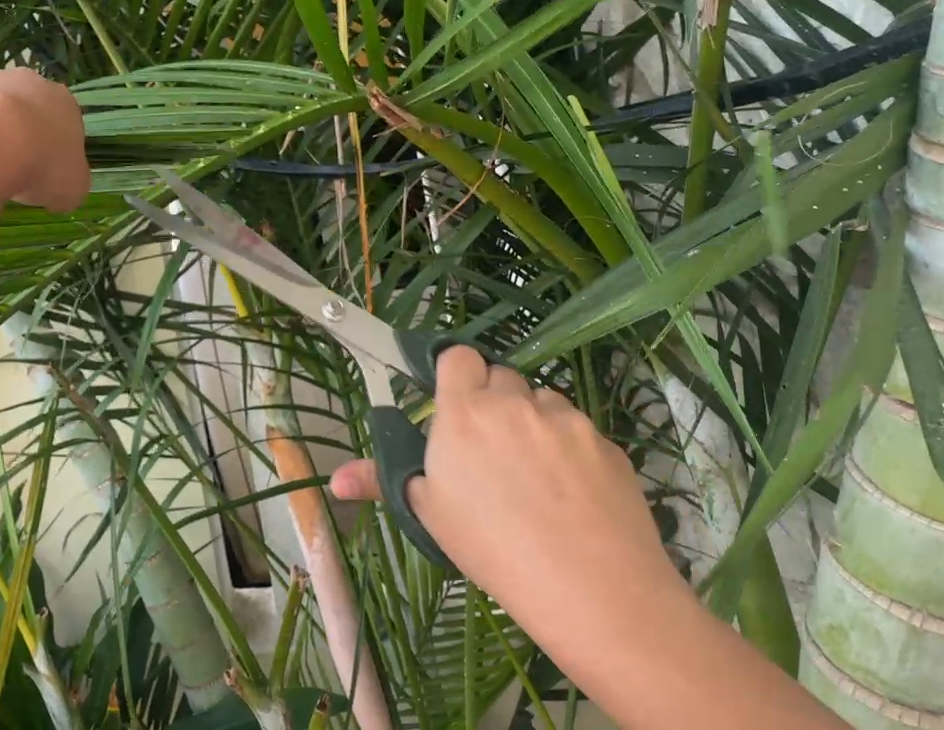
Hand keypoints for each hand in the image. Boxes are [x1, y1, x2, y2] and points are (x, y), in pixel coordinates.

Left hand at [0, 67, 89, 212]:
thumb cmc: (38, 166)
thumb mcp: (70, 189)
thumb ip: (69, 182)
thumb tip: (60, 189)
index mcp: (62, 102)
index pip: (61, 123)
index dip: (51, 150)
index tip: (40, 174)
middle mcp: (25, 80)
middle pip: (23, 108)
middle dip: (15, 134)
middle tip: (6, 170)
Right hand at [330, 347, 685, 650]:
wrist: (593, 588)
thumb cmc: (492, 547)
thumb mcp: (427, 512)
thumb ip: (381, 481)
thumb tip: (335, 481)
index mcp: (463, 412)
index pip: (457, 356)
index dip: (455, 373)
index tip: (452, 403)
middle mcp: (514, 403)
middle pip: (501, 376)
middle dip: (494, 399)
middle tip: (488, 444)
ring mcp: (566, 422)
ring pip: (542, 402)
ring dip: (532, 420)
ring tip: (533, 470)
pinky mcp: (608, 445)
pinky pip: (579, 431)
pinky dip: (570, 448)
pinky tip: (571, 492)